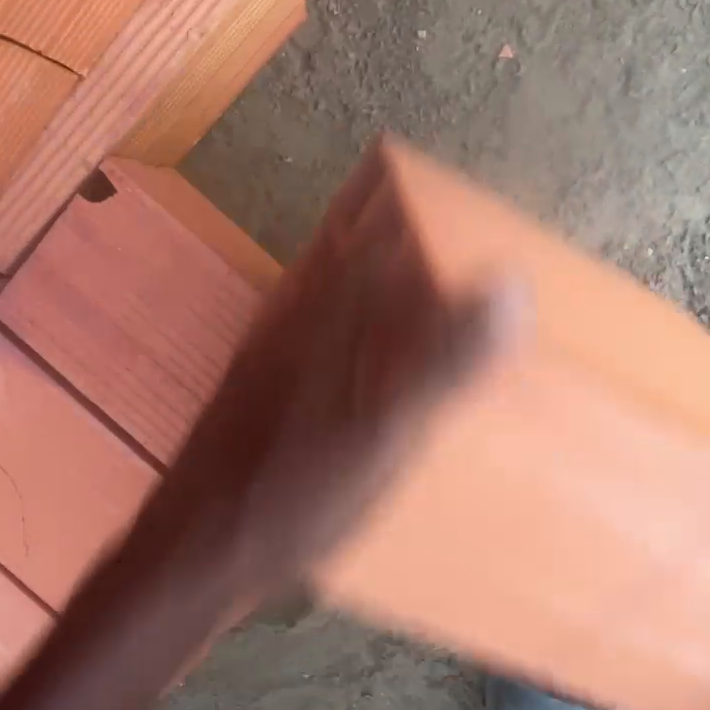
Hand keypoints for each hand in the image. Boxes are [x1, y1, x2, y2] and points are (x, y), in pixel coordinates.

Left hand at [133, 166, 527, 602]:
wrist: (201, 541)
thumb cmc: (296, 491)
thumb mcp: (383, 434)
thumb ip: (442, 361)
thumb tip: (509, 286)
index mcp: (329, 313)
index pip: (367, 221)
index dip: (396, 187)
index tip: (433, 168)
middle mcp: (295, 312)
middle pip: (340, 236)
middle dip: (379, 209)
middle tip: (421, 196)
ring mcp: (270, 343)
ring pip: (317, 273)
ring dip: (352, 247)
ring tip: (390, 241)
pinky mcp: (255, 377)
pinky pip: (298, 314)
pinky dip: (327, 297)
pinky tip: (337, 319)